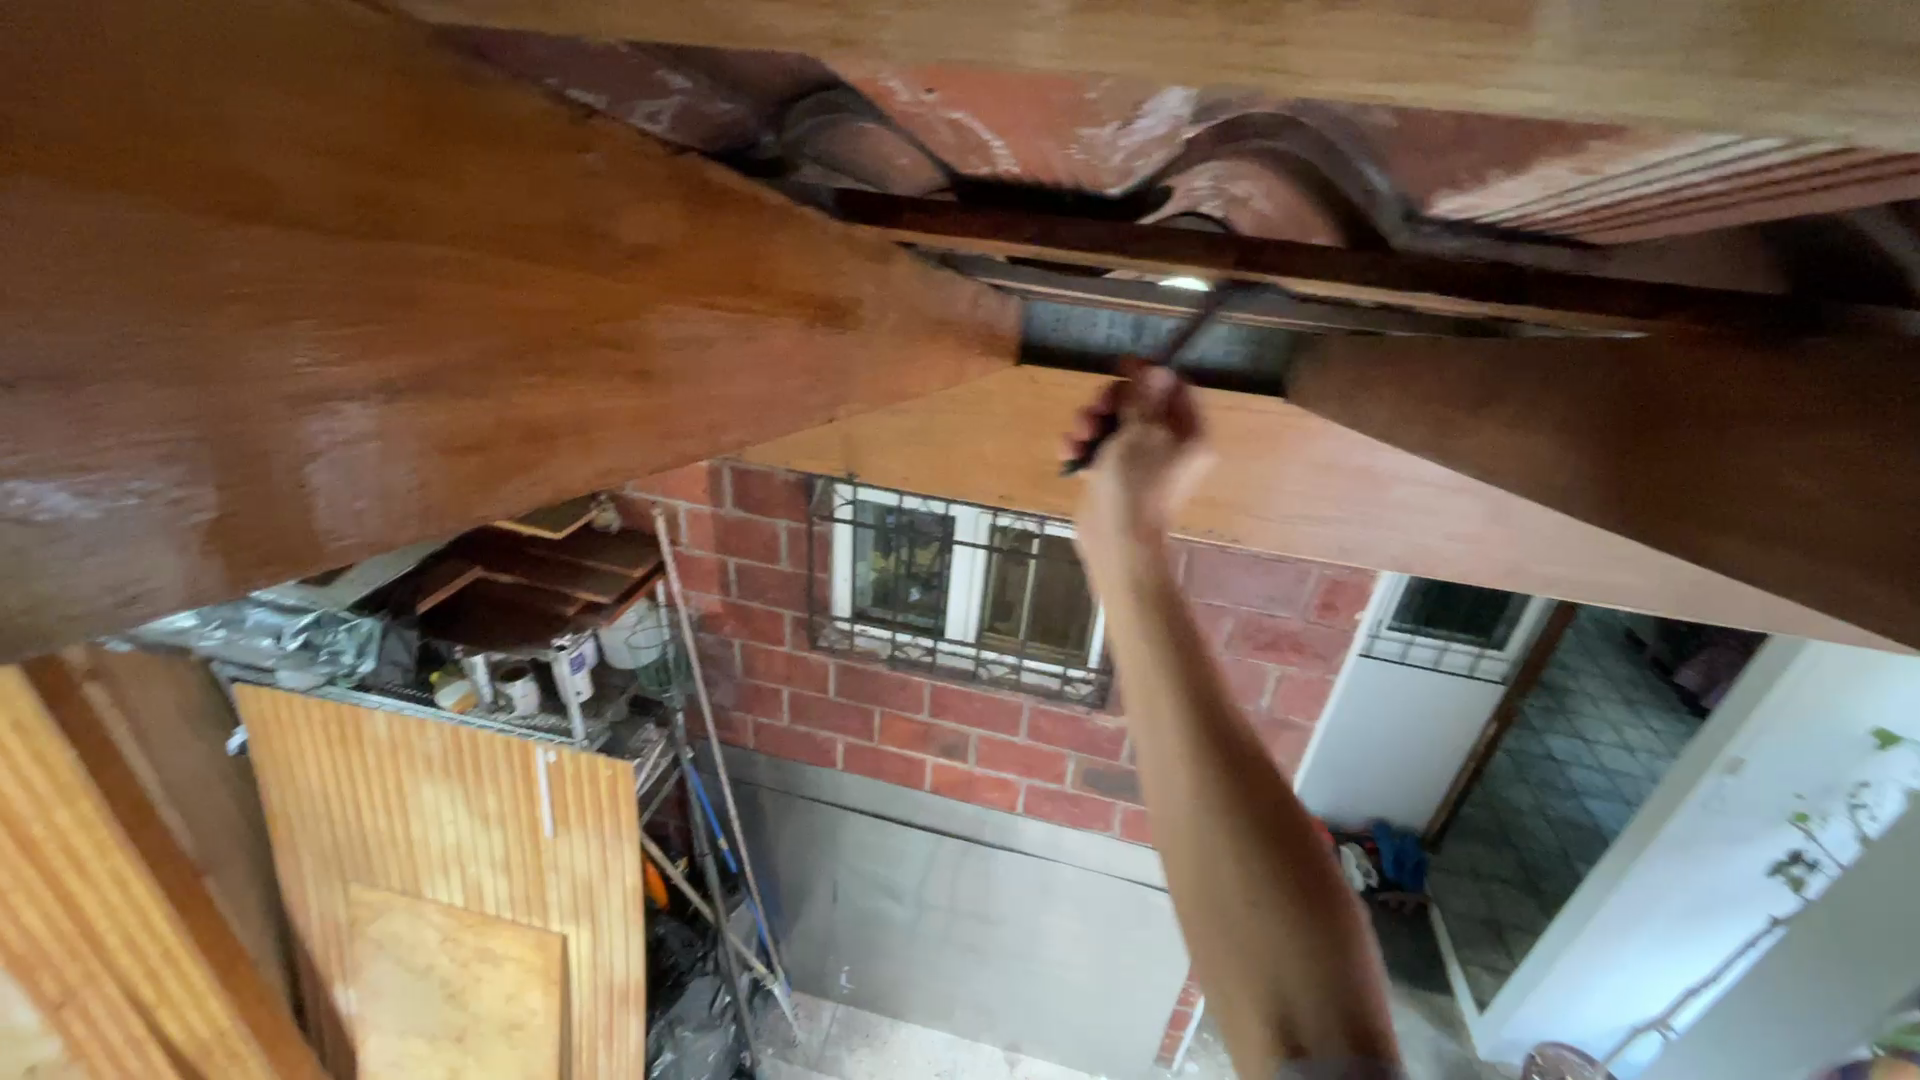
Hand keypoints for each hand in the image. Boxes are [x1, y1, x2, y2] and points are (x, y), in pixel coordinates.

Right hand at [1063, 357, 1212, 572]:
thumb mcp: (1141, 430)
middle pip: (1139, 404)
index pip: (1174, 388)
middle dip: (1110, 402)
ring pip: (1113, 424)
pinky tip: (1069, 454)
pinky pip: (1098, 449)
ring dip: (1090, 423)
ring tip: (1078, 437)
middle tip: (1095, 408)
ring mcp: (1139, 462)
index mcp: (1189, 433)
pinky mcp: (1114, 476)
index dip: (1148, 374)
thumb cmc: (1136, 483)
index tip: (1121, 366)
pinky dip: (1082, 447)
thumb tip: (1157, 369)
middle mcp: (1168, 445)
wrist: (1117, 541)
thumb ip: (1145, 397)